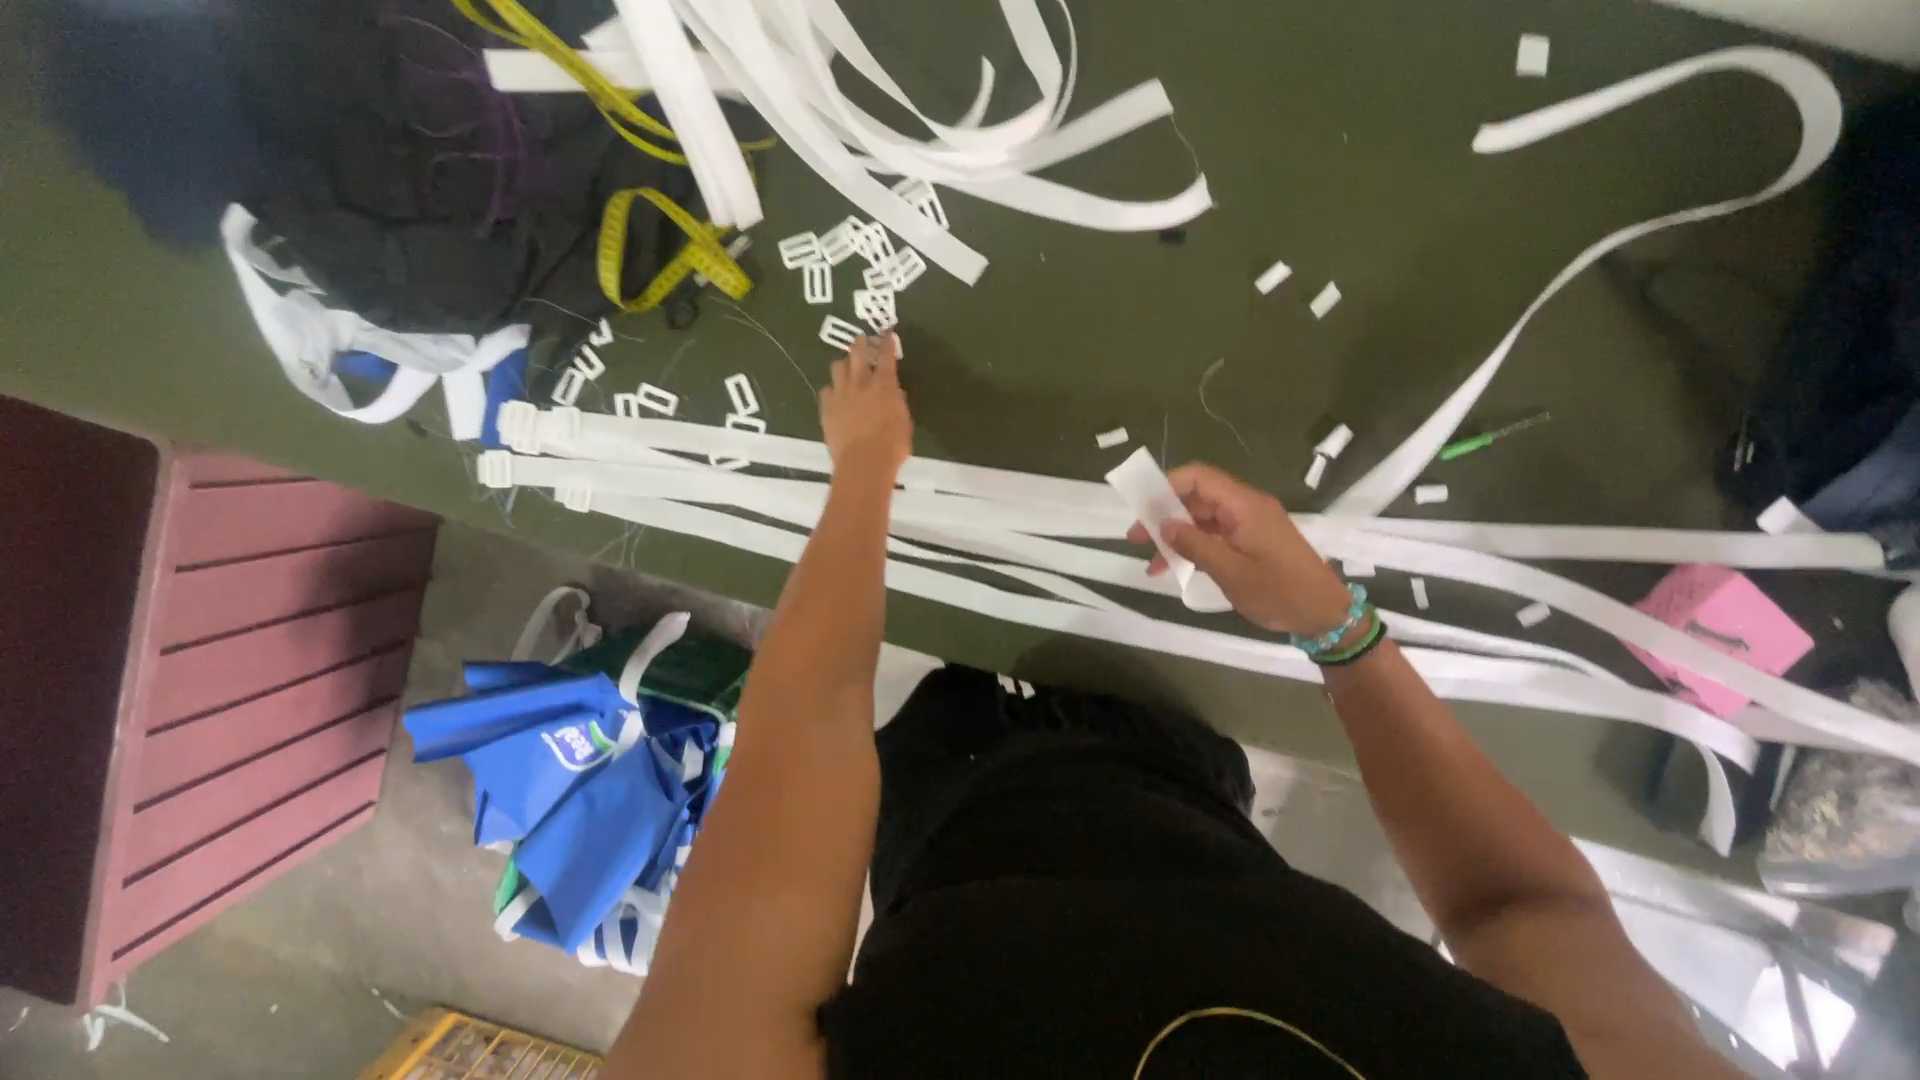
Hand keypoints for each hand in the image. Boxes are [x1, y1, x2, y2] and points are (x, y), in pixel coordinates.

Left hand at [819, 334, 911, 478]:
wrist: (863, 463)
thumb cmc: (892, 446)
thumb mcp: (904, 422)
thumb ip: (898, 403)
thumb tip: (895, 393)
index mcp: (884, 385)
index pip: (886, 357)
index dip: (887, 344)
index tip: (888, 334)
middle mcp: (860, 384)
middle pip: (857, 354)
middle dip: (861, 344)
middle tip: (862, 339)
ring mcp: (840, 395)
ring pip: (838, 368)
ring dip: (844, 364)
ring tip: (846, 366)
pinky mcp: (826, 409)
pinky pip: (826, 391)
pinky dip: (832, 389)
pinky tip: (835, 394)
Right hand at [1127, 463, 1352, 635]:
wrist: (1325, 616)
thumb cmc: (1281, 593)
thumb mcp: (1231, 572)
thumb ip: (1195, 545)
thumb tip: (1163, 525)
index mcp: (1245, 506)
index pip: (1199, 477)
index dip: (1166, 486)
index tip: (1142, 508)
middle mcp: (1247, 507)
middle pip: (1197, 498)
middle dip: (1164, 515)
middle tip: (1135, 538)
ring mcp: (1250, 525)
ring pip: (1203, 519)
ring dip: (1175, 536)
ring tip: (1151, 563)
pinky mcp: (1252, 541)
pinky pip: (1215, 535)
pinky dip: (1193, 547)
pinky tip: (1174, 568)